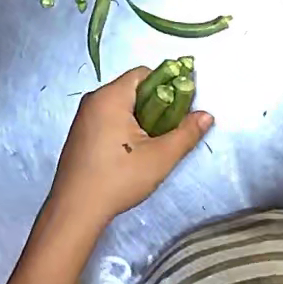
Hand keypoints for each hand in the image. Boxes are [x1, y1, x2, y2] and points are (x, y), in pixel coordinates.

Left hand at [45, 67, 212, 232]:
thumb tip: (207, 115)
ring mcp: (83, 117)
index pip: (144, 74)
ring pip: (121, 105)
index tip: (179, 109)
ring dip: (141, 118)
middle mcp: (93, 100)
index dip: (167, 86)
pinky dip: (124, 127)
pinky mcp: (80, 134)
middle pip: (133, 89)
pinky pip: (108, 118)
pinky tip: (131, 153)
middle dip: (155, 105)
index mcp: (110, 97)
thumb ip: (187, 132)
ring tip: (151, 145)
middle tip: (168, 130)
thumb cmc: (118, 178)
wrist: (75, 210)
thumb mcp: (161, 156)